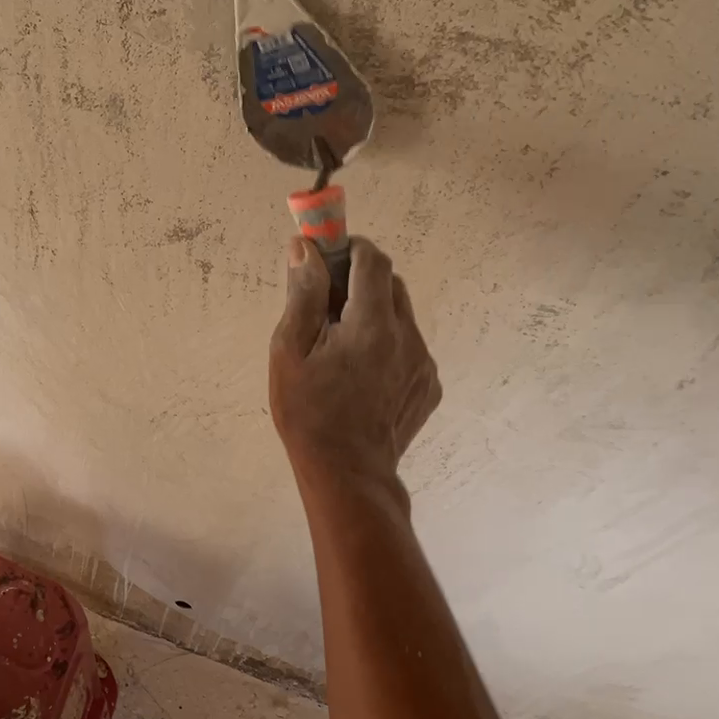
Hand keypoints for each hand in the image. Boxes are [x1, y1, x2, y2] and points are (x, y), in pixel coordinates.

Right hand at [269, 236, 440, 492]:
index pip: (373, 260)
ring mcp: (424, 363)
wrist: (347, 472)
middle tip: (323, 299)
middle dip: (358, 278)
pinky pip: (407, 345)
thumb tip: (305, 248)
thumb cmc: (307, 409)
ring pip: (400, 314)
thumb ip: (304, 294)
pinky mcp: (428, 385)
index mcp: (372, 325)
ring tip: (337, 342)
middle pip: (390, 283)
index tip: (324, 251)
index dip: (350, 246)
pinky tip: (356, 370)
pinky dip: (383, 340)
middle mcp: (409, 337)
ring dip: (371, 310)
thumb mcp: (290, 348)